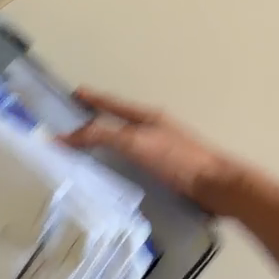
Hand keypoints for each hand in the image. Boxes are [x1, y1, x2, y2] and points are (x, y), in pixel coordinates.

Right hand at [60, 88, 243, 203]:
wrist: (215, 186)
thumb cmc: (178, 159)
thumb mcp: (137, 143)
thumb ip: (102, 136)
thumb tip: (64, 135)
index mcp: (147, 117)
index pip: (113, 103)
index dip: (93, 98)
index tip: (73, 93)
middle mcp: (152, 130)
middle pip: (117, 122)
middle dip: (94, 123)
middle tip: (69, 128)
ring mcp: (159, 151)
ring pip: (124, 144)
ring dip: (105, 146)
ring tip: (83, 154)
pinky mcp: (164, 172)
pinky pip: (132, 164)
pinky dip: (116, 166)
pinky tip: (110, 179)